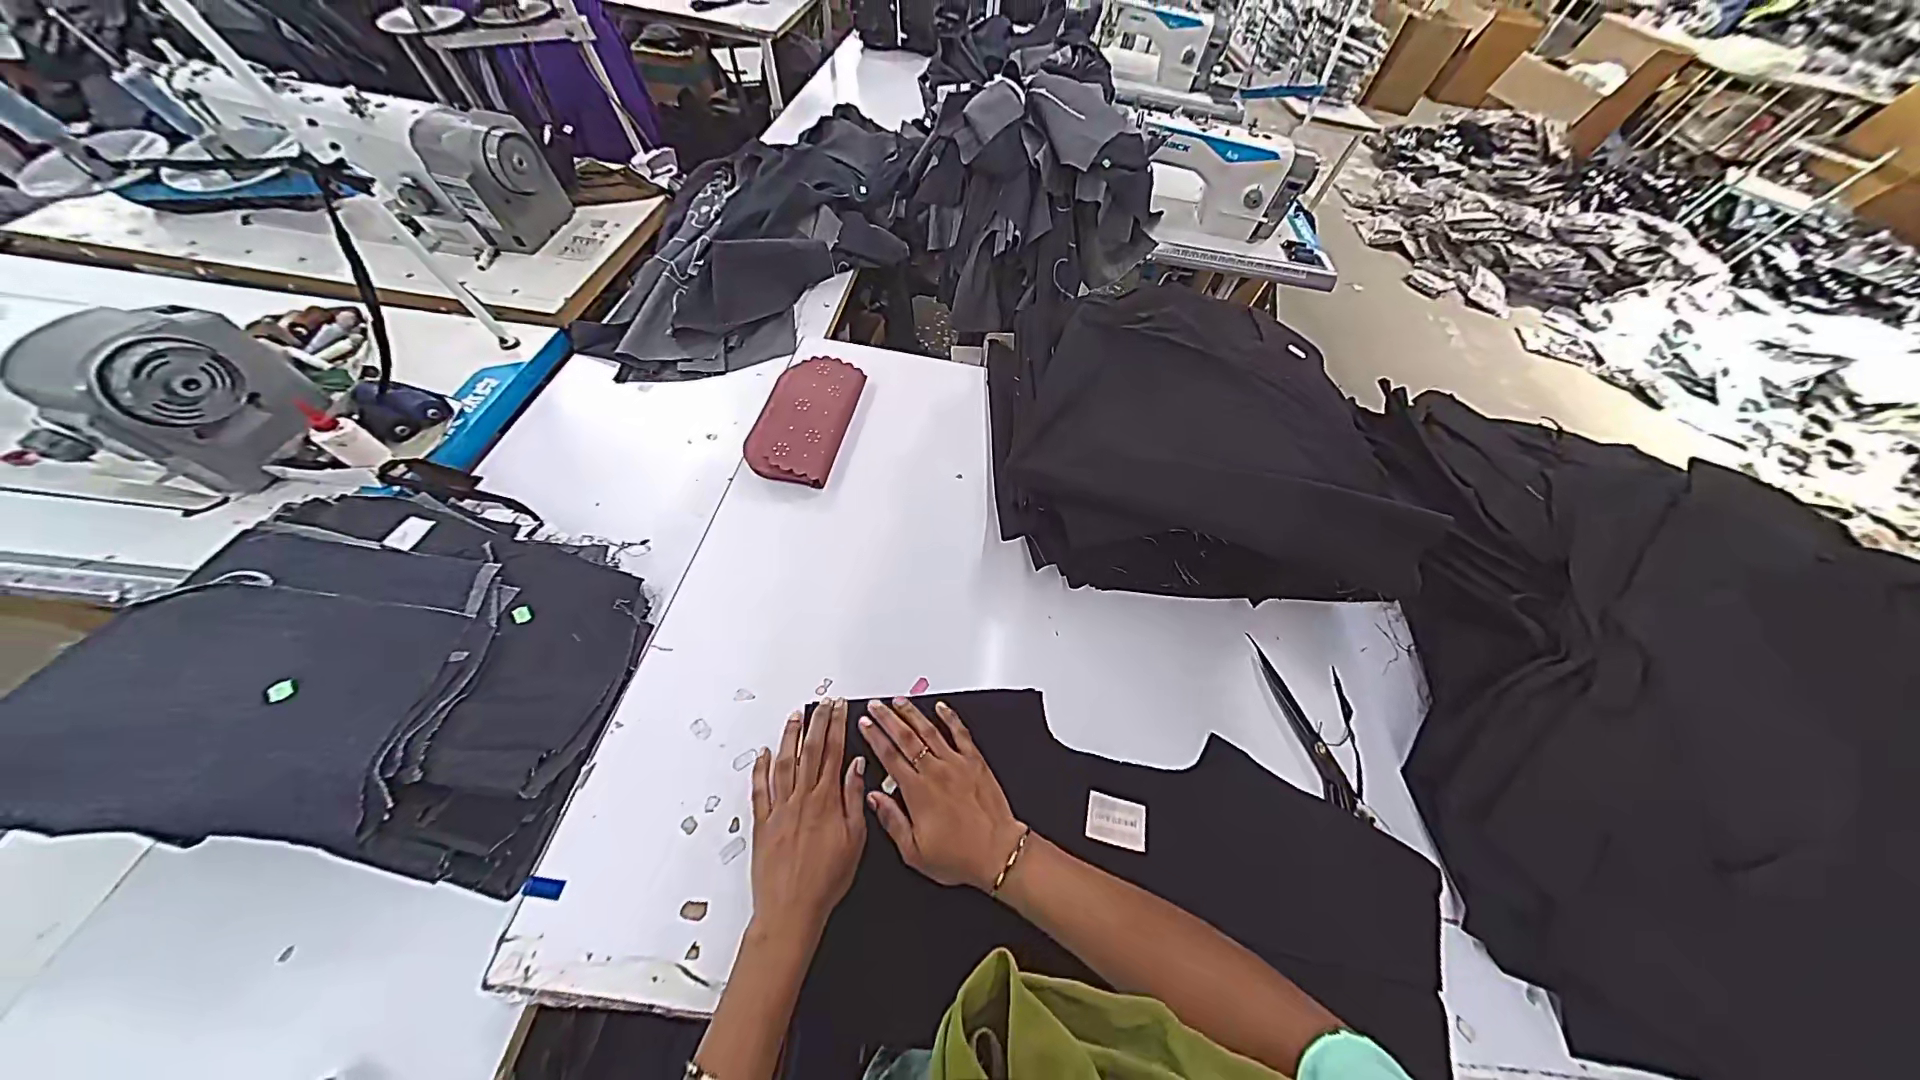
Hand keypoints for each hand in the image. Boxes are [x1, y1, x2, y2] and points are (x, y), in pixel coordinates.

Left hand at [749, 699, 866, 933]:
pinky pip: (759, 789)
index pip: (833, 753)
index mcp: (826, 801)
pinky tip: (762, 754)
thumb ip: (854, 799)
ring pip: (784, 763)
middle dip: (817, 722)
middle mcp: (802, 799)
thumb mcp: (855, 840)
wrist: (792, 909)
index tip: (838, 708)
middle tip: (821, 704)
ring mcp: (779, 809)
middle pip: (810, 751)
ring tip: (795, 717)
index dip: (836, 727)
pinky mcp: (762, 823)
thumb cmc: (827, 880)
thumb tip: (856, 768)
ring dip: (789, 737)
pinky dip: (760, 769)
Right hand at [860, 698, 1027, 890]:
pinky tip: (941, 708)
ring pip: (929, 730)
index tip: (865, 724)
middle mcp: (935, 772)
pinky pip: (960, 733)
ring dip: (912, 713)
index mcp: (917, 793)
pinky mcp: (975, 762)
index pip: (889, 756)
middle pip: (905, 737)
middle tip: (876, 706)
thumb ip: (891, 821)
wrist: (998, 853)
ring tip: (899, 701)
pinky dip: (949, 717)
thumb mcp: (914, 851)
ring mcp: (956, 764)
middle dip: (887, 718)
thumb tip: (873, 799)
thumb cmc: (959, 857)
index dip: (874, 737)